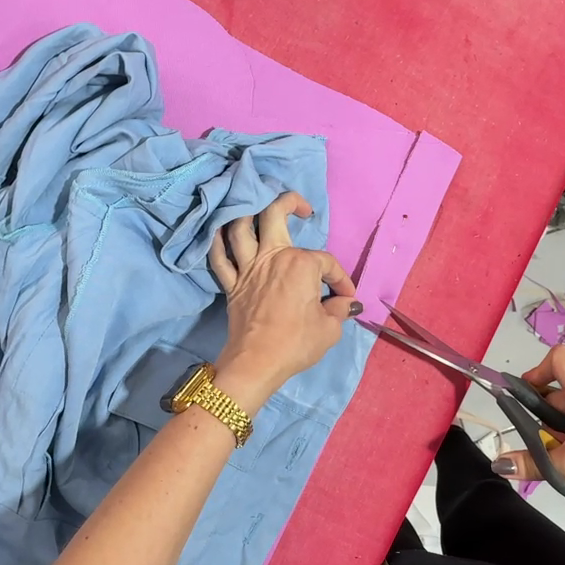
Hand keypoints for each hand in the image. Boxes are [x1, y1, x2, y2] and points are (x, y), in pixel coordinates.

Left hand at [208, 192, 359, 410]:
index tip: (346, 297)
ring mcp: (248, 267)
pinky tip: (221, 233)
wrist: (257, 362)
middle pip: (274, 214)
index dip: (340, 279)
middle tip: (302, 209)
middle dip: (290, 201)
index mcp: (301, 264)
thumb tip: (347, 302)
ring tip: (260, 214)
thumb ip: (339, 309)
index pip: (326, 262)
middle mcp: (273, 256)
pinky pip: (219, 256)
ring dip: (248, 214)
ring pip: (241, 227)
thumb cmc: (297, 343)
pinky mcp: (231, 283)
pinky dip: (218, 242)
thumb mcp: (330, 328)